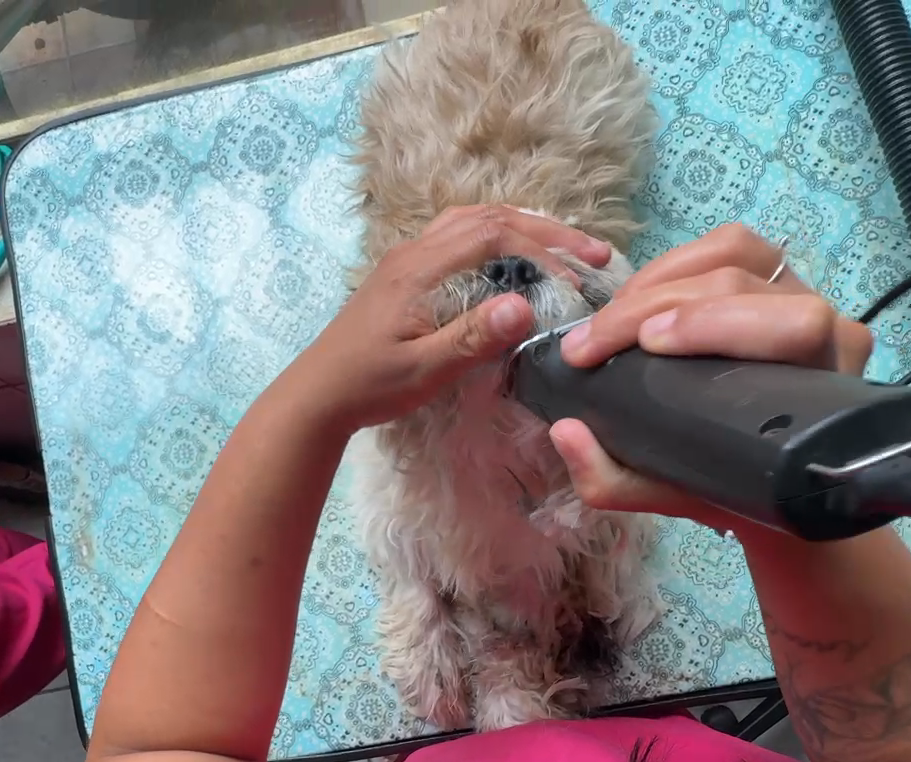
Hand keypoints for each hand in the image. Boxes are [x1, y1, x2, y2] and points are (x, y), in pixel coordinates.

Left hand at [278, 205, 611, 433]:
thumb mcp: (423, 370)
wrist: (318, 394)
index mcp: (419, 269)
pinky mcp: (403, 274)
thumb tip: (525, 306)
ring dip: (521, 229)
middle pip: (488, 218)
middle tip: (592, 253)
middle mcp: (413, 252)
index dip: (543, 249)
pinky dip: (495, 237)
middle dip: (545, 232)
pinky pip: (456, 237)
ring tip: (562, 247)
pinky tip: (509, 257)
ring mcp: (406, 259)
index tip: (580, 274)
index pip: (493, 235)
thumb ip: (471, 339)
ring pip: (471, 222)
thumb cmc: (369, 386)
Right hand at [546, 224, 873, 534]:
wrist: (762, 479)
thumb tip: (564, 430)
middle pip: (740, 282)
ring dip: (658, 277)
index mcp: (817, 389)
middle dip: (650, 305)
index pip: (793, 326)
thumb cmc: (721, 488)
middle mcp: (825, 332)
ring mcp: (800, 297)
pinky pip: (730, 245)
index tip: (647, 345)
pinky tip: (634, 296)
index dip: (715, 323)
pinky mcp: (773, 280)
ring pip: (736, 250)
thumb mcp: (663, 496)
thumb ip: (610, 478)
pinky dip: (673, 262)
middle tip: (588, 345)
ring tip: (608, 318)